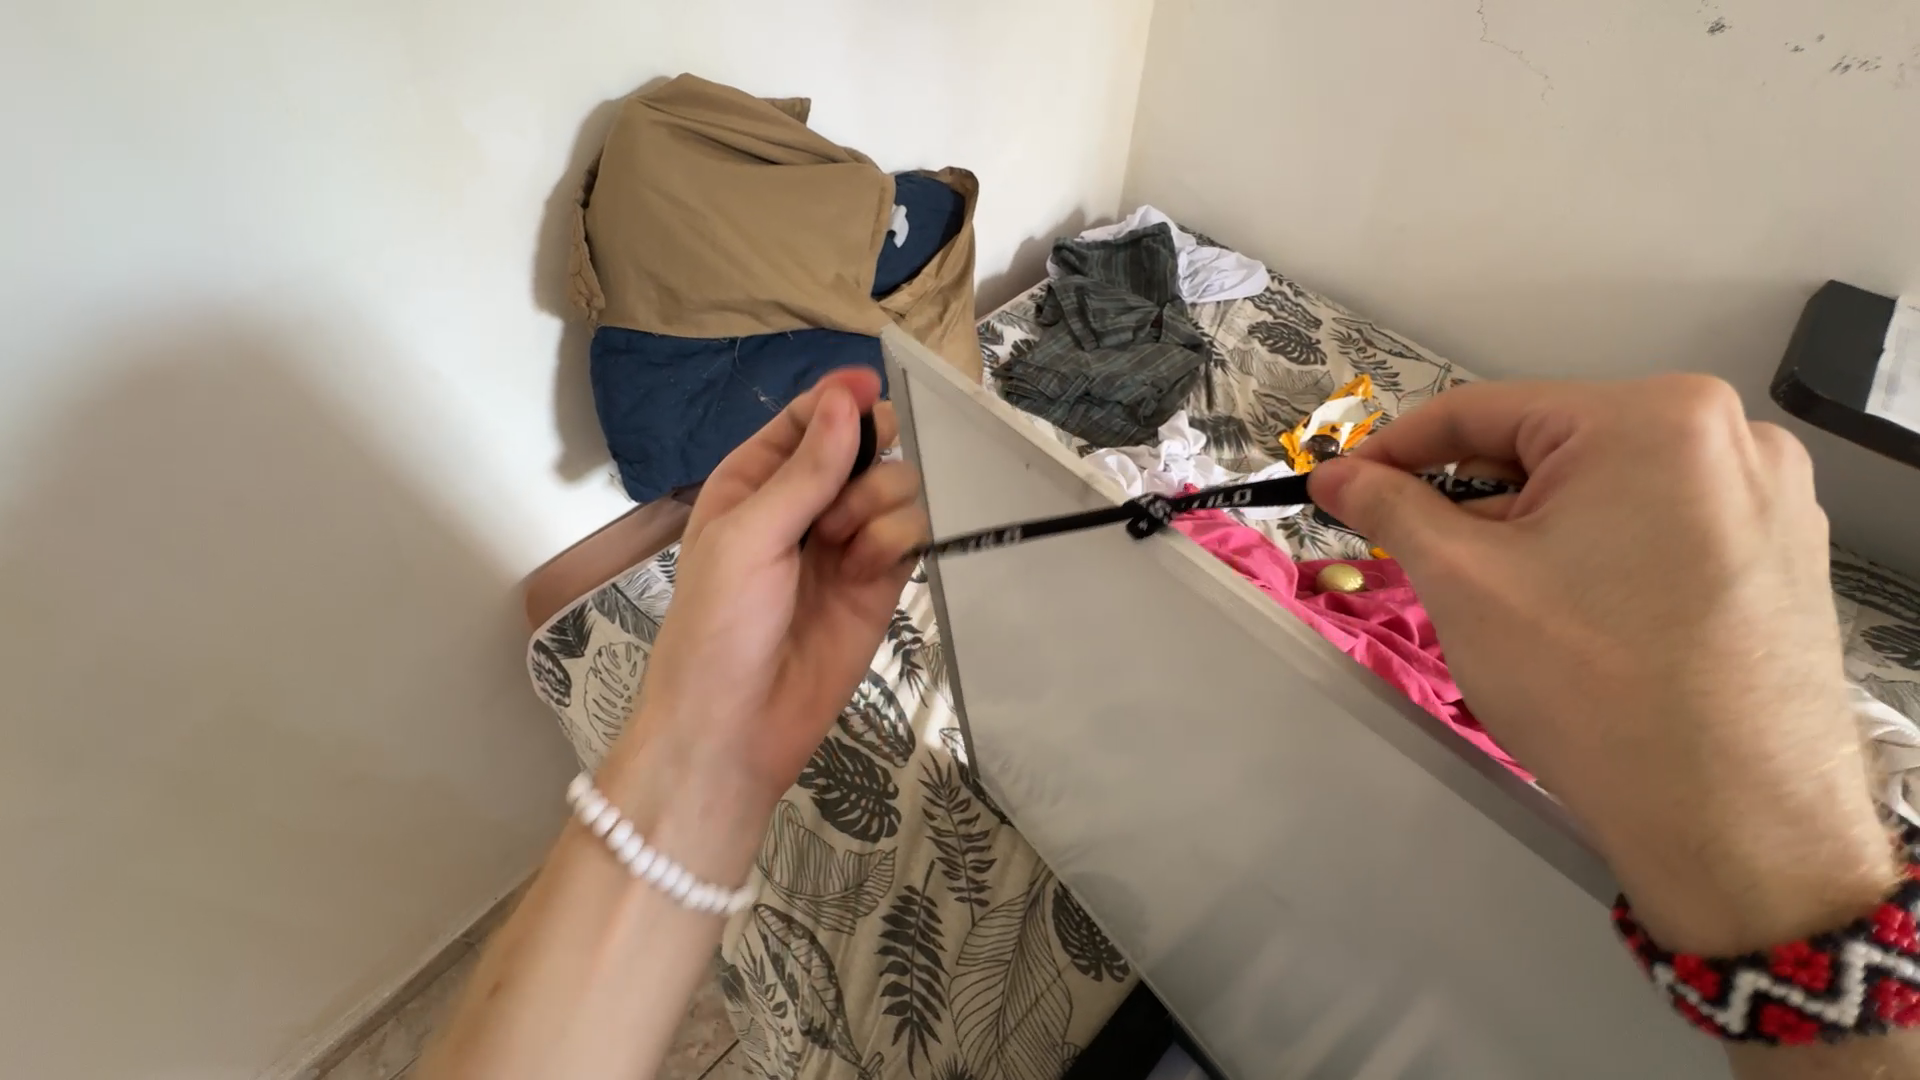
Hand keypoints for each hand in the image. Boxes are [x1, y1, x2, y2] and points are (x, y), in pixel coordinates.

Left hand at [605, 368, 927, 832]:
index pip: (809, 419)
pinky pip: (912, 532)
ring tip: (841, 549)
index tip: (870, 390)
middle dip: (863, 461)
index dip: (839, 398)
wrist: (738, 726)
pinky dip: (895, 540)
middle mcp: (807, 503)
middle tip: (841, 498)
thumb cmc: (718, 624)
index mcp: (756, 480)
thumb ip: (806, 469)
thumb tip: (849, 397)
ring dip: (876, 506)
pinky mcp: (883, 579)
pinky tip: (866, 572)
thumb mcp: (748, 536)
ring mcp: (849, 541)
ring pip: (897, 486)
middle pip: (865, 446)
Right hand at [1309, 376, 1897, 954]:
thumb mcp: (1459, 576)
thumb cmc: (1584, 678)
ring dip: (1514, 530)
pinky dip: (1574, 552)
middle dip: (1459, 500)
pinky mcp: (1769, 554)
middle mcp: (1723, 438)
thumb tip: (1331, 473)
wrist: (1728, 820)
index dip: (1390, 450)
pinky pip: (1637, 524)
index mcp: (1652, 418)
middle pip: (1537, 450)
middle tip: (1410, 556)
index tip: (1338, 489)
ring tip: (1489, 599)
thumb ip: (1386, 505)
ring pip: (1584, 490)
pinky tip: (1557, 612)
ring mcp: (1760, 498)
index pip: (1479, 411)